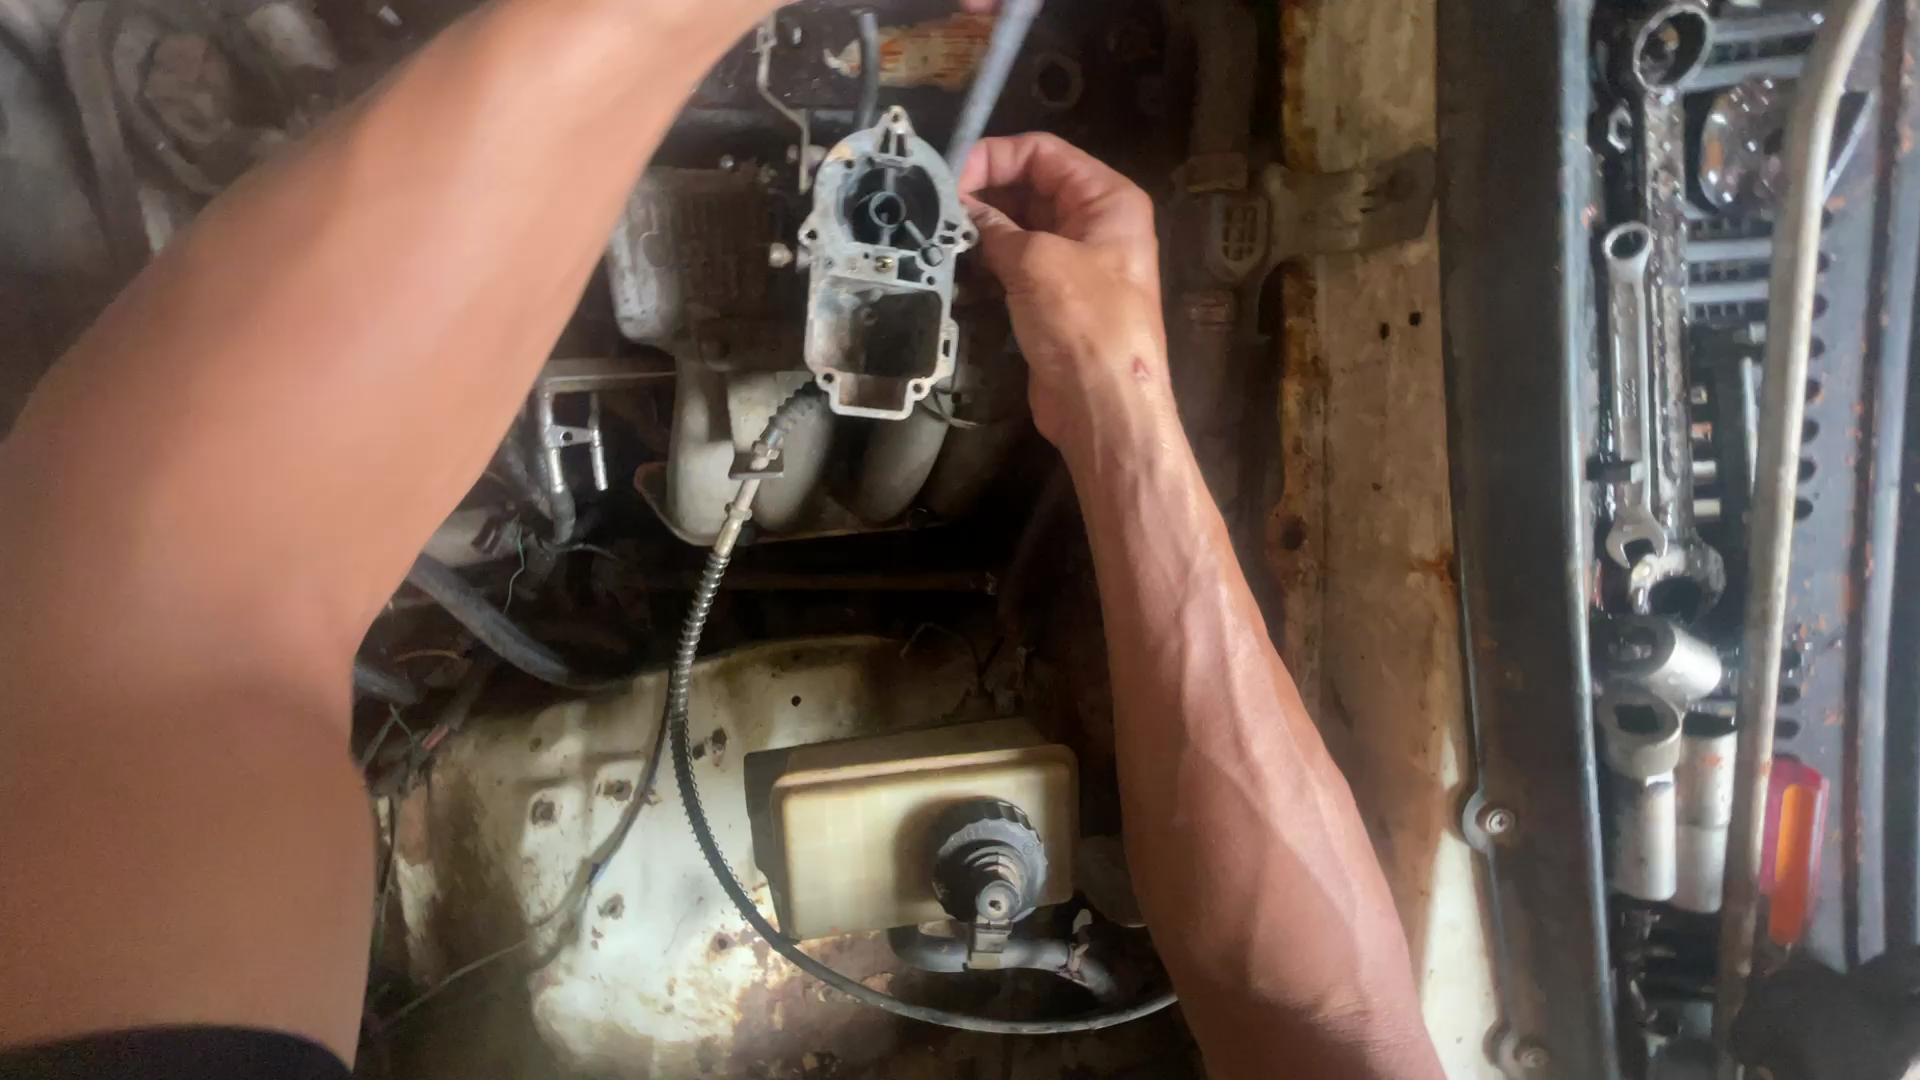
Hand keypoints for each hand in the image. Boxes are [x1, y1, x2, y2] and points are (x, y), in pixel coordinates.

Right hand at [958, 134, 1166, 452]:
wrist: (1104, 406)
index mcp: (1106, 200)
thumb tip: (961, 211)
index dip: (995, 157)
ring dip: (981, 238)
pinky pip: (1016, 273)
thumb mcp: (1037, 262)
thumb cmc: (1083, 323)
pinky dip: (987, 271)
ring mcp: (1074, 268)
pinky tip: (958, 277)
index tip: (950, 177)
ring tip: (942, 245)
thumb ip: (996, 229)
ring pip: (1019, 235)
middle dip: (984, 199)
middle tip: (937, 214)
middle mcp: (1094, 226)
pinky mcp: (1054, 305)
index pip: (1043, 153)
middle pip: (1030, 192)